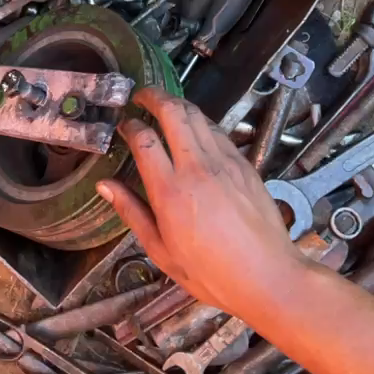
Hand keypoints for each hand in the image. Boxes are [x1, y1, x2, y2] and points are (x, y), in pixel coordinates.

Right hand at [98, 88, 310, 316]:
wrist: (269, 277)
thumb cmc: (211, 273)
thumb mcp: (161, 252)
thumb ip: (132, 213)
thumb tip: (105, 186)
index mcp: (170, 192)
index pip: (144, 140)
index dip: (130, 126)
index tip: (123, 125)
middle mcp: (197, 168)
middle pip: (173, 113)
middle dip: (153, 97)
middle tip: (141, 96)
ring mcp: (224, 162)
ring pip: (197, 115)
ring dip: (177, 104)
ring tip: (164, 106)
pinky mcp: (244, 164)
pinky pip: (218, 131)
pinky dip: (200, 121)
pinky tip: (194, 129)